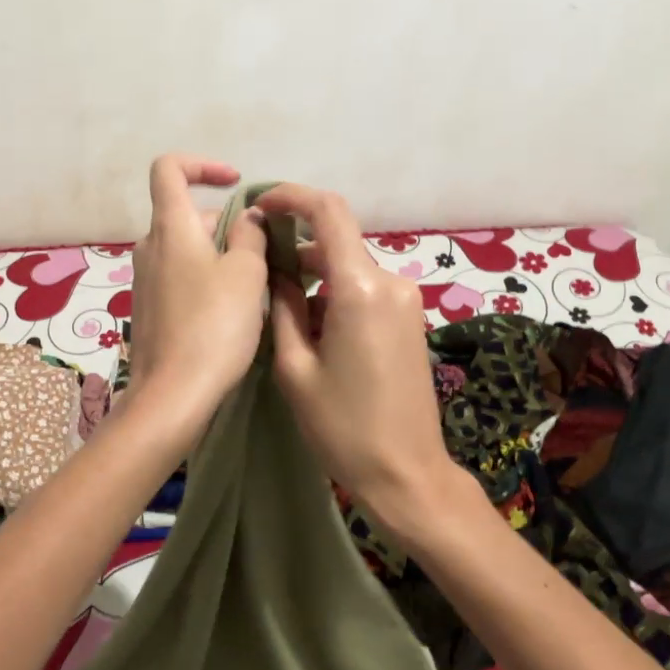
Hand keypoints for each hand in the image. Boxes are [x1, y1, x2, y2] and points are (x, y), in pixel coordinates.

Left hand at [126, 155, 269, 414]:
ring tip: (256, 283)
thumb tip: (247, 217)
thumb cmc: (213, 326)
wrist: (172, 394)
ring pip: (187, 249)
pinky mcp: (150, 309)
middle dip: (227, 223)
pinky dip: (207, 279)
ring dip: (221, 254)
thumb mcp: (246, 274)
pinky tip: (232, 311)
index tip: (235, 182)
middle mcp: (150, 247)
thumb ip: (250, 235)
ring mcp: (145, 280)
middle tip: (266, 251)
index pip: (169, 168)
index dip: (202, 164)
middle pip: (186, 214)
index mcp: (170, 227)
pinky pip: (181, 277)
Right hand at [255, 185, 459, 519]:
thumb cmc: (341, 426)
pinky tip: (315, 336)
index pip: (328, 212)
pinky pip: (366, 291)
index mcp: (359, 288)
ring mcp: (407, 301)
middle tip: (258, 278)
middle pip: (337, 243)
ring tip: (282, 320)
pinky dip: (336, 297)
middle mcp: (390, 283)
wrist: (405, 472)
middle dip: (296, 251)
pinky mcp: (411, 320)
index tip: (260, 204)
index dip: (291, 197)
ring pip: (349, 269)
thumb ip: (282, 308)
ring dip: (315, 279)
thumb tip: (274, 271)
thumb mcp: (295, 368)